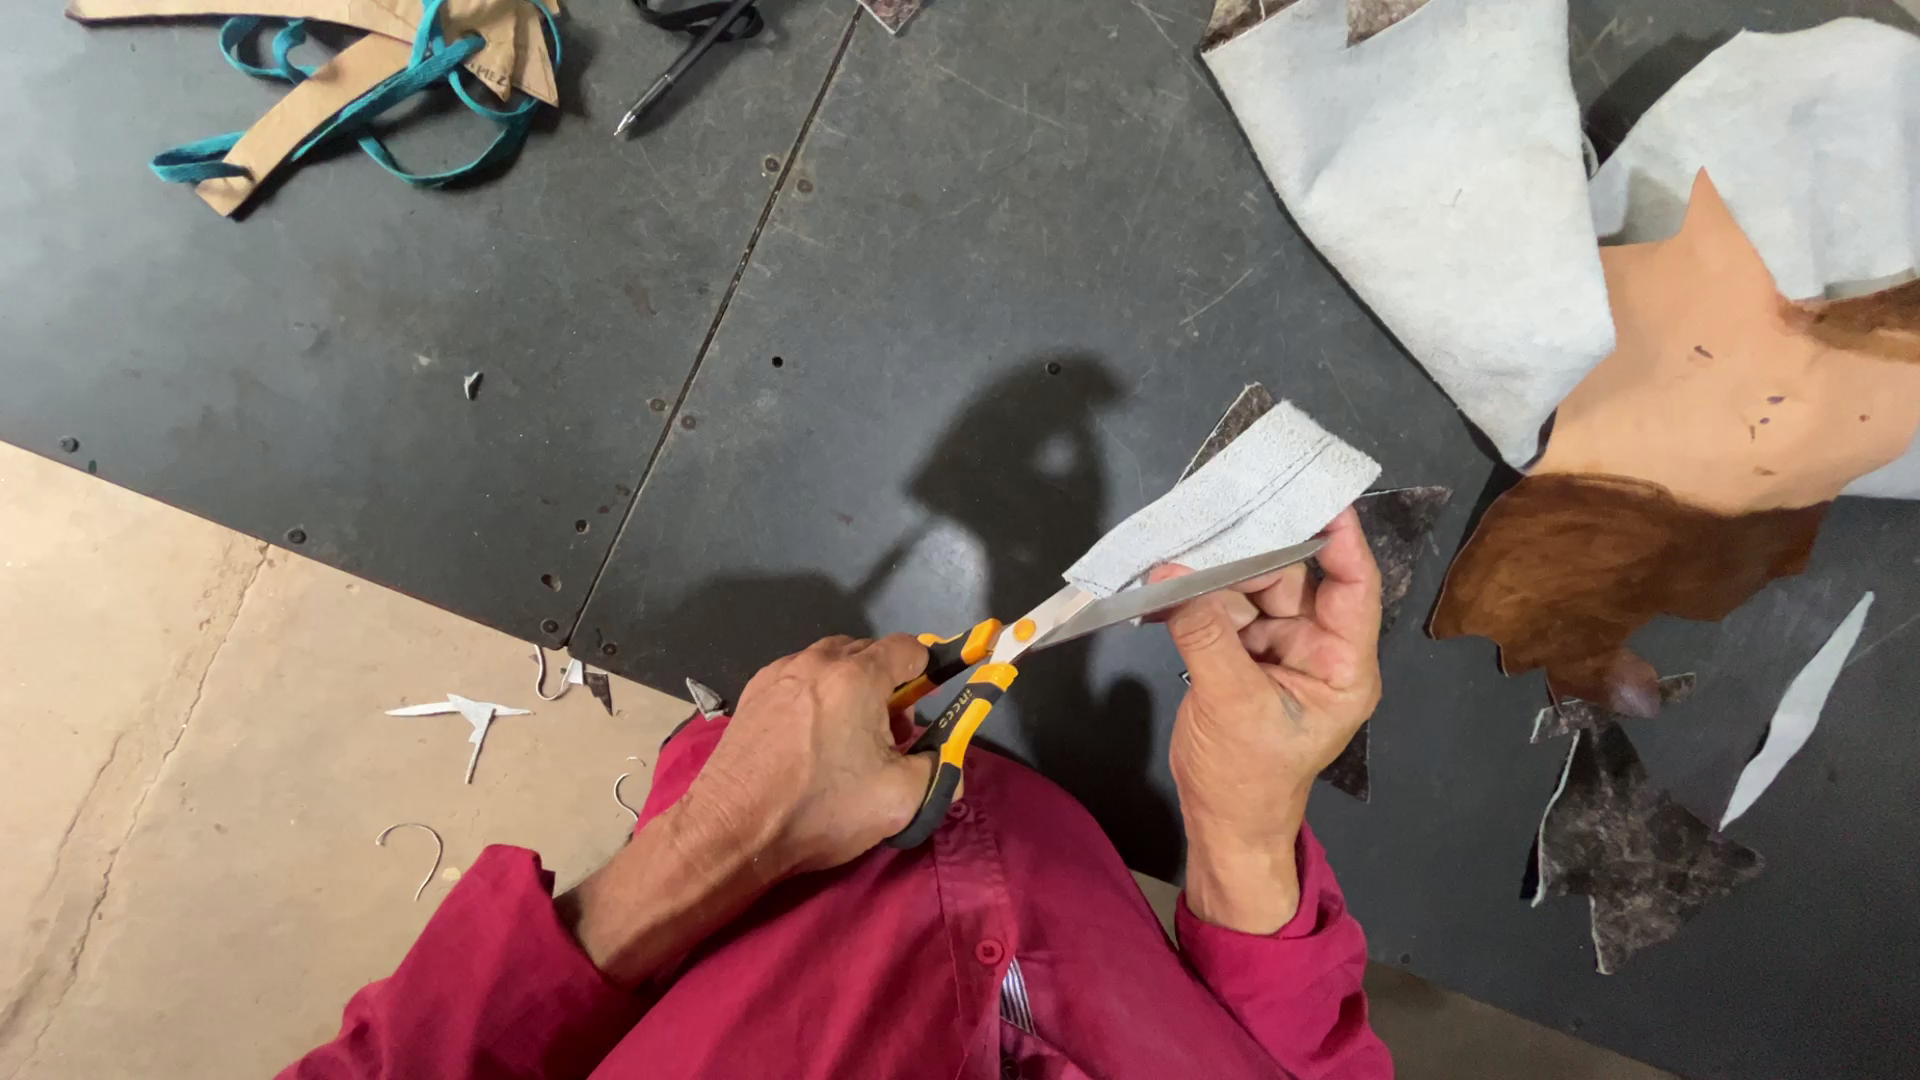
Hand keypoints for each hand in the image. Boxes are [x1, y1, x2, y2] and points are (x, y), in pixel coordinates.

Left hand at [685, 634, 936, 875]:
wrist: (732, 831)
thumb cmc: (820, 810)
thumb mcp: (900, 800)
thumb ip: (940, 769)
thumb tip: (945, 758)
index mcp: (858, 676)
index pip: (909, 647)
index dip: (925, 671)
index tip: (922, 706)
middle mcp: (819, 660)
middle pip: (870, 652)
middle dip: (887, 684)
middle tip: (885, 732)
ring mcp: (781, 671)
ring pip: (833, 662)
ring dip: (851, 686)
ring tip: (845, 735)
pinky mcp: (755, 689)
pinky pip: (801, 676)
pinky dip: (816, 693)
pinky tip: (808, 736)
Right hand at [1155, 507, 1382, 931]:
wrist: (1221, 820)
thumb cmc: (1249, 775)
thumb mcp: (1233, 703)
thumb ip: (1204, 634)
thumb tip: (1168, 574)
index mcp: (1341, 662)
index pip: (1353, 587)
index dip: (1342, 541)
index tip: (1318, 498)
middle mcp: (1312, 647)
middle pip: (1289, 580)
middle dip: (1250, 554)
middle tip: (1211, 520)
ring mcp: (1272, 650)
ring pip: (1246, 592)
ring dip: (1211, 576)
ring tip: (1173, 556)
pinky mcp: (1236, 654)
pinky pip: (1217, 613)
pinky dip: (1192, 601)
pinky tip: (1162, 590)